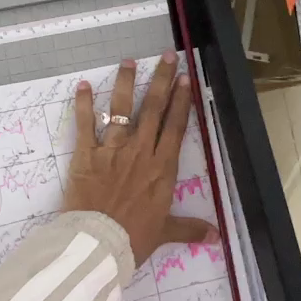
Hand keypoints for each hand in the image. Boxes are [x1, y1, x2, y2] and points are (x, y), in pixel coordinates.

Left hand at [62, 54, 216, 264]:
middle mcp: (140, 152)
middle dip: (161, 81)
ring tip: (128, 61)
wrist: (99, 243)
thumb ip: (189, 229)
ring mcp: (112, 151)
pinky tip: (84, 85)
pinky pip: (85, 125)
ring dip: (125, 84)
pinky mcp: (87, 155)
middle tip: (167, 57)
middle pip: (153, 110)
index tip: (186, 79)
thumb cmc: (134, 238)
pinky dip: (84, 104)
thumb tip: (216, 237)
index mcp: (162, 168)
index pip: (174, 127)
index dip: (181, 101)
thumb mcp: (165, 233)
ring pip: (121, 110)